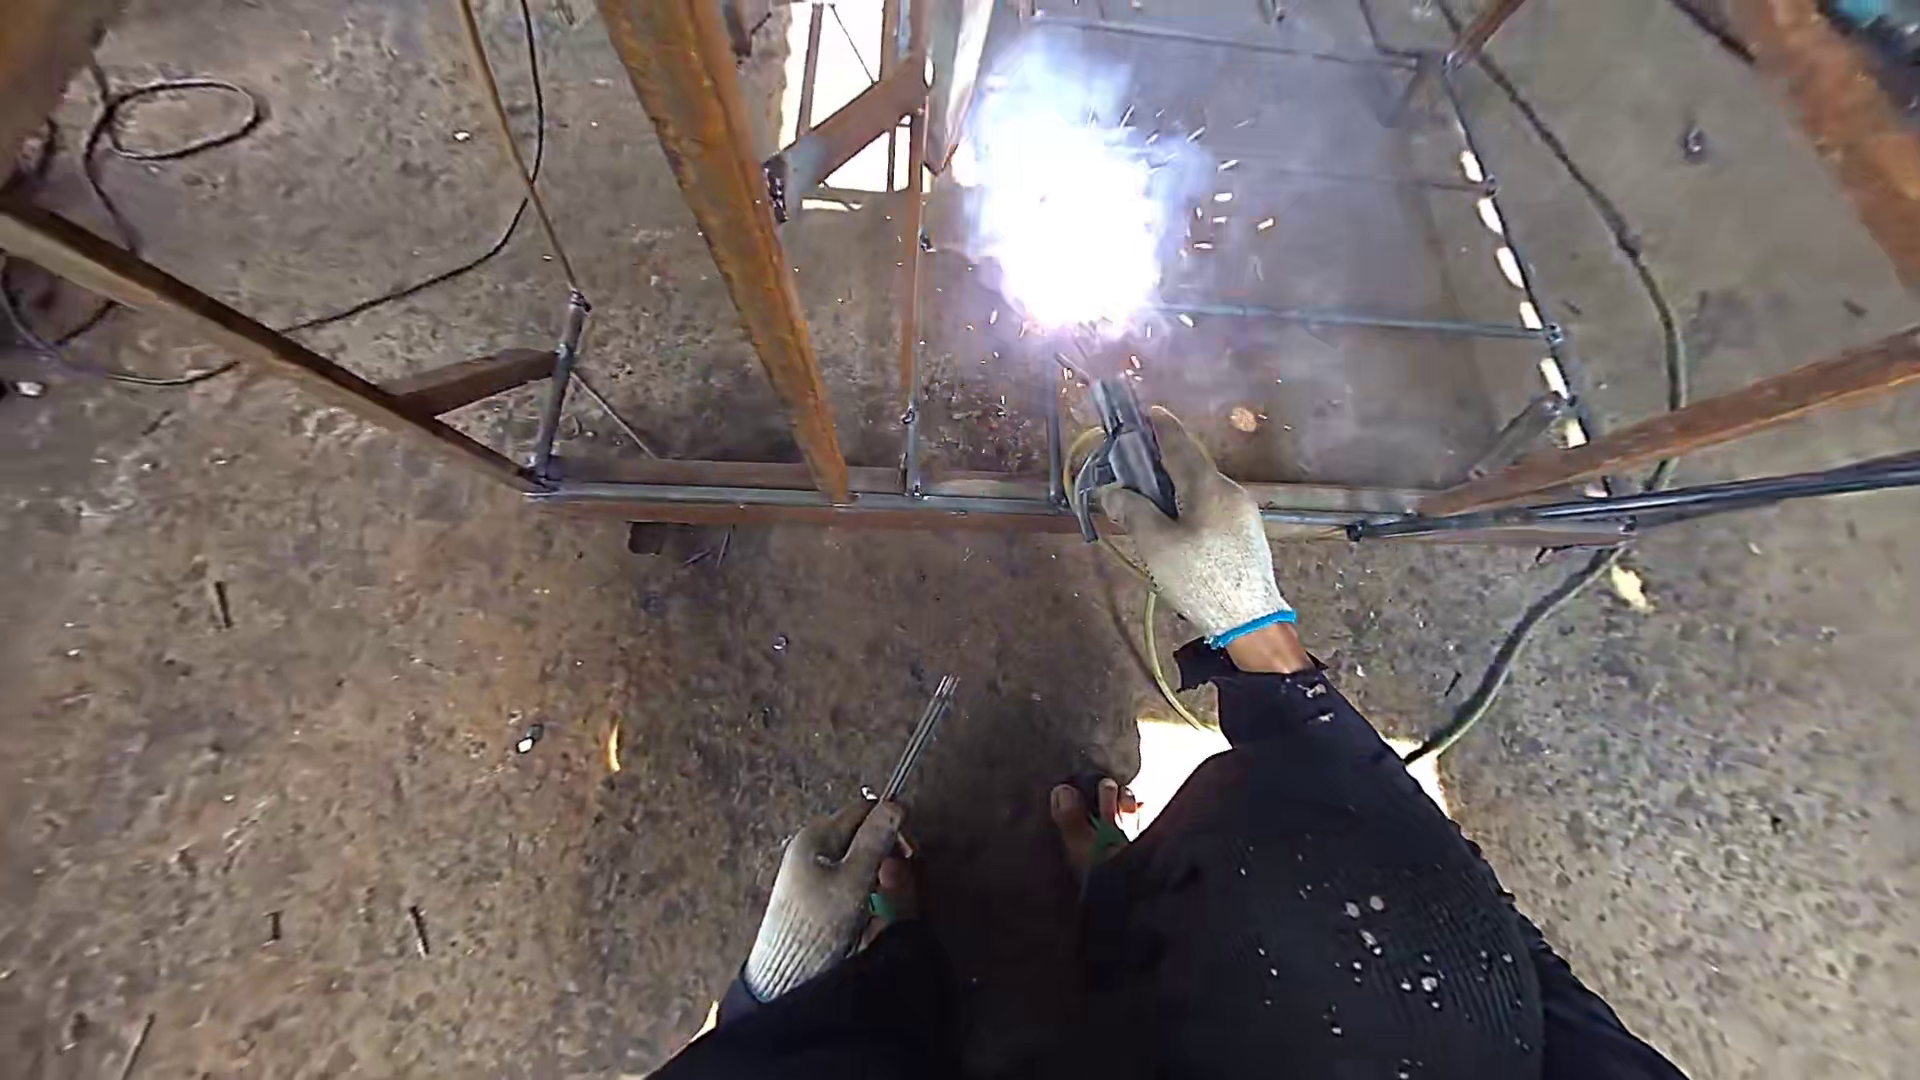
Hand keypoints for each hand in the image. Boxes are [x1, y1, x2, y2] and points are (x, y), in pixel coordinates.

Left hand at [742, 800, 903, 1000]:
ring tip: (879, 897)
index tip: (909, 849)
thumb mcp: (854, 879)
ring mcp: (809, 870)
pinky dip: (861, 888)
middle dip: (883, 851)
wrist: (785, 978)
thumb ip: (875, 840)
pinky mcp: (811, 893)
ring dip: (874, 872)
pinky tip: (865, 910)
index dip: (889, 823)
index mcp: (816, 835)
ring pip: (856, 857)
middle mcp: (810, 846)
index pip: (863, 810)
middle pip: (860, 833)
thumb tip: (895, 806)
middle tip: (896, 875)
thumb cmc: (819, 924)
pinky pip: (846, 878)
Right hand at [1098, 410, 1296, 649]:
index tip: (1148, 411)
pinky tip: (1173, 524)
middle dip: (1160, 463)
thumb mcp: (1155, 543)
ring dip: (1172, 488)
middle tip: (1132, 468)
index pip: (1180, 446)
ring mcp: (1243, 514)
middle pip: (1190, 467)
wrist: (1249, 621)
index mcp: (1210, 487)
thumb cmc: (1199, 577)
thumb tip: (1113, 491)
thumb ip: (1132, 510)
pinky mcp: (1245, 534)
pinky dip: (1187, 504)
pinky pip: (1210, 507)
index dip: (1161, 427)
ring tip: (1146, 502)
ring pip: (1200, 490)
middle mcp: (1231, 492)